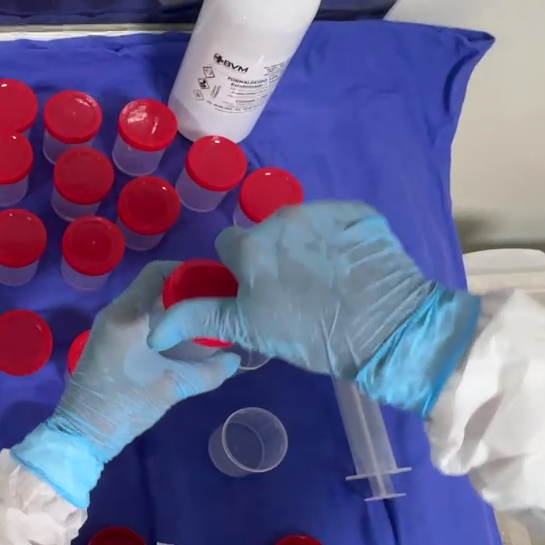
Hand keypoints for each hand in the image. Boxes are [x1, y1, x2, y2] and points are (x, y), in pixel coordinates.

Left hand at [12, 262, 238, 506]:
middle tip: (218, 304)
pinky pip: (142, 322)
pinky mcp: (111, 342)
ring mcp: (111, 327)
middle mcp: (116, 313)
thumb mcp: (173, 386)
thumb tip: (236, 359)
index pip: (158, 272)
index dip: (189, 272)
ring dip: (177, 312)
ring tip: (208, 322)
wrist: (84, 433)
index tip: (215, 282)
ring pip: (149, 307)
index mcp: (127, 314)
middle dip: (188, 295)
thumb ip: (209, 371)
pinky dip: (164, 326)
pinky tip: (187, 340)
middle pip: (156, 289)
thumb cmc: (125, 404)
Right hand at [146, 201, 480, 414]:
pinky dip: (339, 239)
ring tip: (326, 282)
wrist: (390, 330)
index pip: (229, 247)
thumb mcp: (249, 329)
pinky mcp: (360, 212)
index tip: (258, 295)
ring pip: (300, 227)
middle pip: (265, 235)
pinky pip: (337, 221)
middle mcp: (282, 217)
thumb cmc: (310, 333)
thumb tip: (154, 329)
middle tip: (295, 294)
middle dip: (273, 257)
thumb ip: (199, 317)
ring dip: (304, 246)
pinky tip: (350, 268)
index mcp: (250, 245)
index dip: (240, 272)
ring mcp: (324, 211)